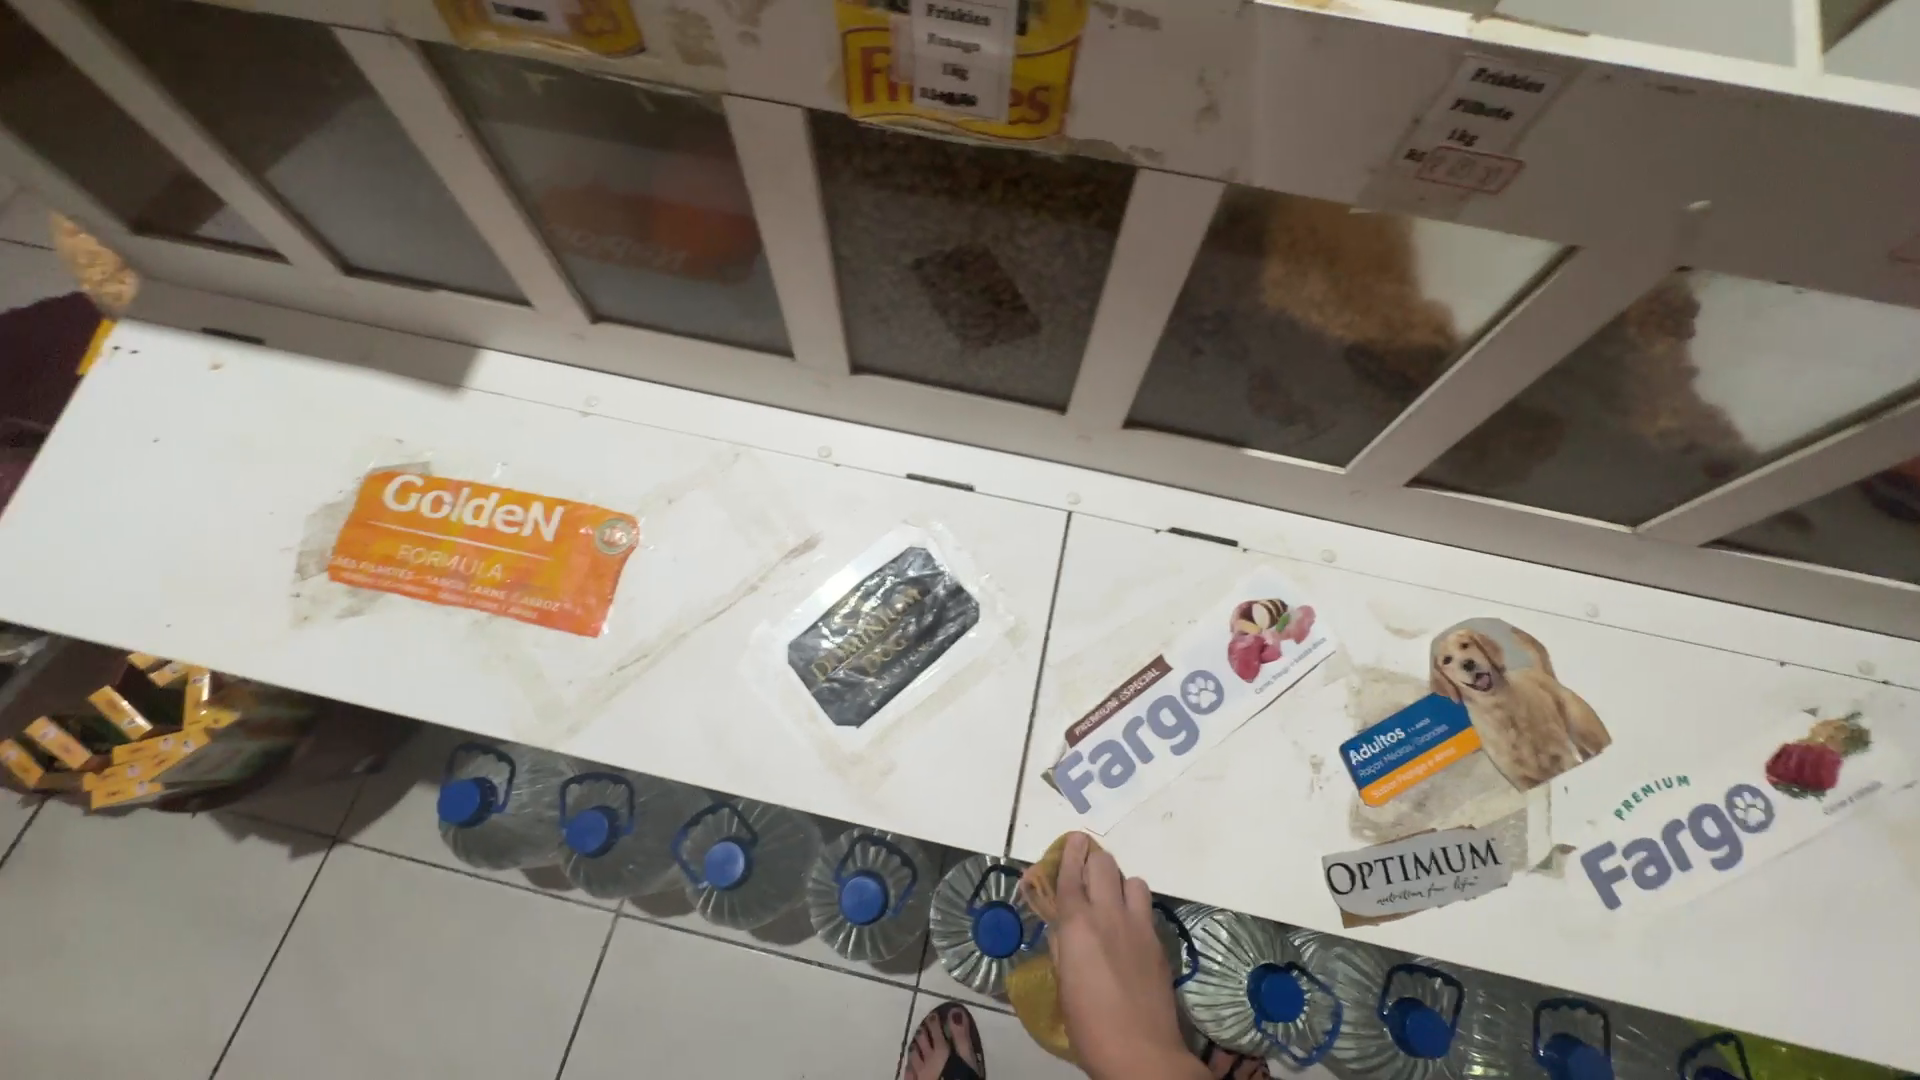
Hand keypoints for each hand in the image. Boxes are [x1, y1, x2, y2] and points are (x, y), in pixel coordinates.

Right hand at [1048, 833, 1208, 1079]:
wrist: (1142, 1054)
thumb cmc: (1089, 1025)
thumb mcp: (1063, 984)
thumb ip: (1062, 946)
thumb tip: (1062, 925)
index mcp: (1077, 924)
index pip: (1070, 875)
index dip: (1070, 852)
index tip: (1073, 838)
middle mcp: (1108, 914)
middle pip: (1104, 864)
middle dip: (1094, 859)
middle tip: (1088, 867)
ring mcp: (1138, 925)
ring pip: (1132, 879)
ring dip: (1120, 883)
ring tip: (1112, 899)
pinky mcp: (1158, 941)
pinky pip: (1146, 907)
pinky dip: (1135, 906)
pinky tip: (1129, 926)